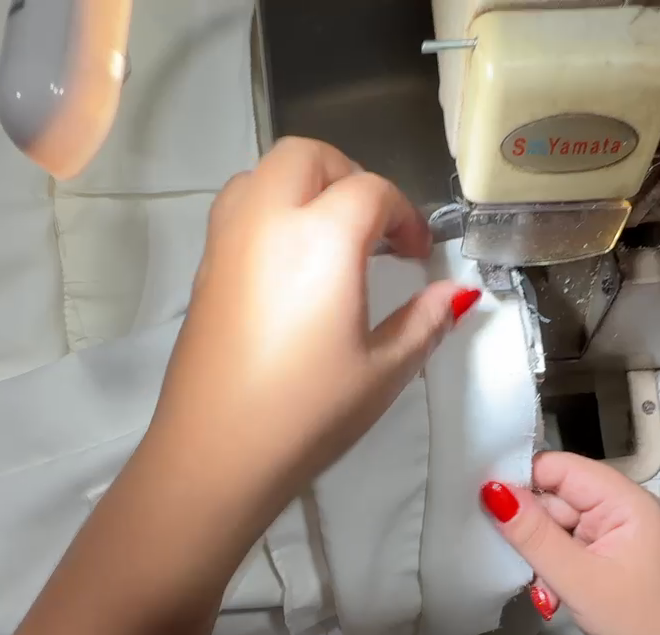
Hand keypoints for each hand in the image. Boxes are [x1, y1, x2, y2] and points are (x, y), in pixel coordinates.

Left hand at [145, 137, 474, 513]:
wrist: (217, 452)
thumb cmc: (309, 414)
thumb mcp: (383, 373)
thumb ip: (424, 323)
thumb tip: (454, 295)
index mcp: (321, 239)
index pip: (371, 191)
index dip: (404, 215)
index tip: (418, 256)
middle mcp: (267, 221)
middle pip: (307, 157)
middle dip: (349, 176)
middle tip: (374, 230)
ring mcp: (226, 242)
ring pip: (262, 174)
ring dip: (303, 186)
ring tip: (329, 239)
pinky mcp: (204, 270)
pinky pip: (237, 209)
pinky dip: (270, 212)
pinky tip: (289, 268)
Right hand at [482, 452, 659, 634]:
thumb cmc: (638, 623)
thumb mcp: (578, 577)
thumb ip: (533, 534)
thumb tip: (491, 489)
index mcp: (625, 501)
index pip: (561, 468)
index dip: (523, 479)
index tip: (484, 501)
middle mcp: (617, 512)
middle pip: (554, 498)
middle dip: (530, 528)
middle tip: (517, 559)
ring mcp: (609, 540)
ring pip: (553, 529)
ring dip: (538, 557)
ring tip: (544, 590)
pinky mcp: (601, 564)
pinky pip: (562, 553)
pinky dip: (549, 572)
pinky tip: (549, 597)